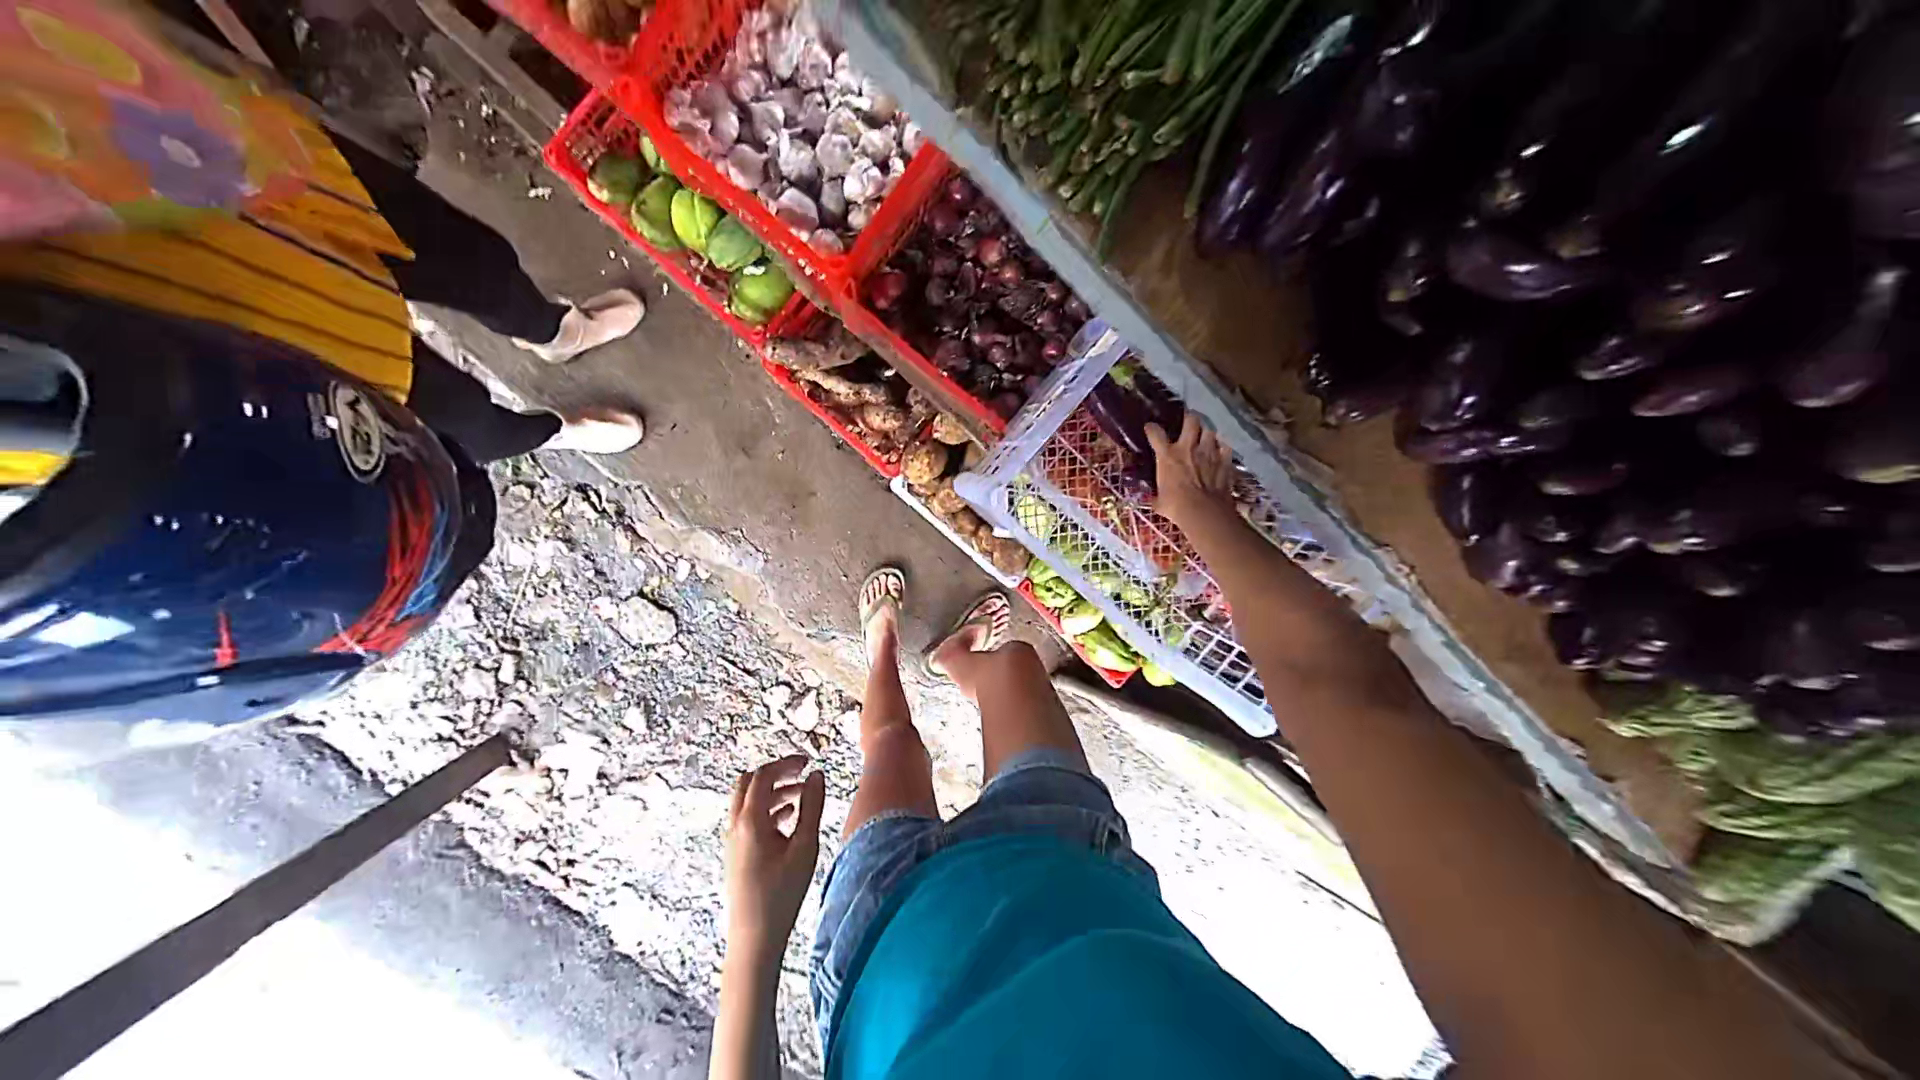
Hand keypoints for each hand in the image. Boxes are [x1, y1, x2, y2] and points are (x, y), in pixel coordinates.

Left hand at [725, 754, 825, 957]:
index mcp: (750, 820)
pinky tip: (790, 818)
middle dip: (775, 774)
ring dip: (773, 792)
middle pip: (748, 783)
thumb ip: (812, 806)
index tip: (807, 761)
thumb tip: (816, 775)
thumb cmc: (782, 894)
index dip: (785, 764)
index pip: (763, 776)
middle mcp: (735, 826)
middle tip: (800, 774)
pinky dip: (768, 809)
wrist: (754, 939)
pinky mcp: (737, 853)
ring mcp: (733, 841)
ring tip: (801, 797)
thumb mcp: (805, 846)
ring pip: (748, 802)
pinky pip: (749, 819)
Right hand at [1147, 410, 1234, 527]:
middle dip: (1189, 419)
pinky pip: (1225, 447)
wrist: (1203, 511)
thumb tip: (1154, 501)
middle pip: (1191, 421)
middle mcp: (1188, 448)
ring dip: (1207, 434)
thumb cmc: (1176, 506)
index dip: (1152, 428)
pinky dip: (1222, 448)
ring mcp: (1209, 452)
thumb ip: (1157, 496)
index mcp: (1167, 456)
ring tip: (1205, 438)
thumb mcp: (1160, 501)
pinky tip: (1220, 452)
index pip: (1155, 433)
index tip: (1150, 428)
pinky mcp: (1225, 460)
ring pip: (1210, 431)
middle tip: (1188, 423)